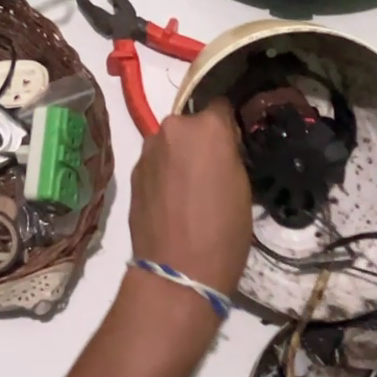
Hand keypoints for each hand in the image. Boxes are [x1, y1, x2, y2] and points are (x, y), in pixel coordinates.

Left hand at [128, 98, 250, 294]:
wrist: (177, 270)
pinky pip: (155, 162)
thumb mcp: (243, 188)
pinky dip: (163, 173)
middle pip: (191, 124)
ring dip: (179, 156)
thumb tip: (221, 145)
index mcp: (207, 127)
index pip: (220, 106)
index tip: (232, 144)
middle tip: (211, 171)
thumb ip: (229, 154)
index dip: (228, 124)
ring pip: (170, 142)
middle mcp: (173, 128)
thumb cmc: (223, 231)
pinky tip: (171, 201)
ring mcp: (148, 148)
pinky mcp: (133, 170)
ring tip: (189, 191)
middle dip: (200, 141)